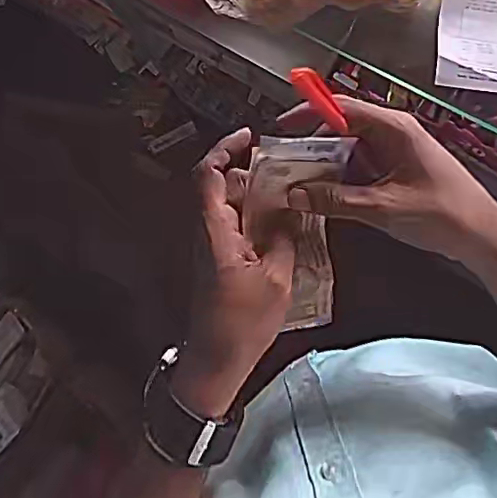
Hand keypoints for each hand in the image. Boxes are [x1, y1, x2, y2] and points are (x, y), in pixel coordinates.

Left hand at [176, 127, 294, 417]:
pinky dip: (252, 212)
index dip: (224, 148)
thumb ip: (283, 236)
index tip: (248, 136)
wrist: (215, 361)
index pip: (208, 174)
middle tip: (281, 165)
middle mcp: (207, 230)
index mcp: (215, 230)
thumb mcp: (276, 278)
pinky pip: (233, 222)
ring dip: (252, 191)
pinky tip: (278, 220)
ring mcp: (210, 244)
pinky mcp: (217, 256)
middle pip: (220, 184)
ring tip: (286, 189)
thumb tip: (289, 207)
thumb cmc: (241, 324)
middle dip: (247, 168)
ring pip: (228, 202)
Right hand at [284, 96, 496, 271]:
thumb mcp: (383, 207)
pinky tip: (332, 194)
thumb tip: (297, 193)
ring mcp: (397, 149)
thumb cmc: (445, 214)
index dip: (308, 111)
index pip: (341, 106)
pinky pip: (363, 163)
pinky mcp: (399, 167)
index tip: (284, 125)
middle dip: (314, 144)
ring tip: (305, 182)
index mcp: (394, 128)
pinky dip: (345, 175)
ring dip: (329, 163)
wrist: (484, 236)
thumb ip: (336, 200)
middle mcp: (394, 132)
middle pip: (342, 126)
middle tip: (289, 163)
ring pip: (351, 147)